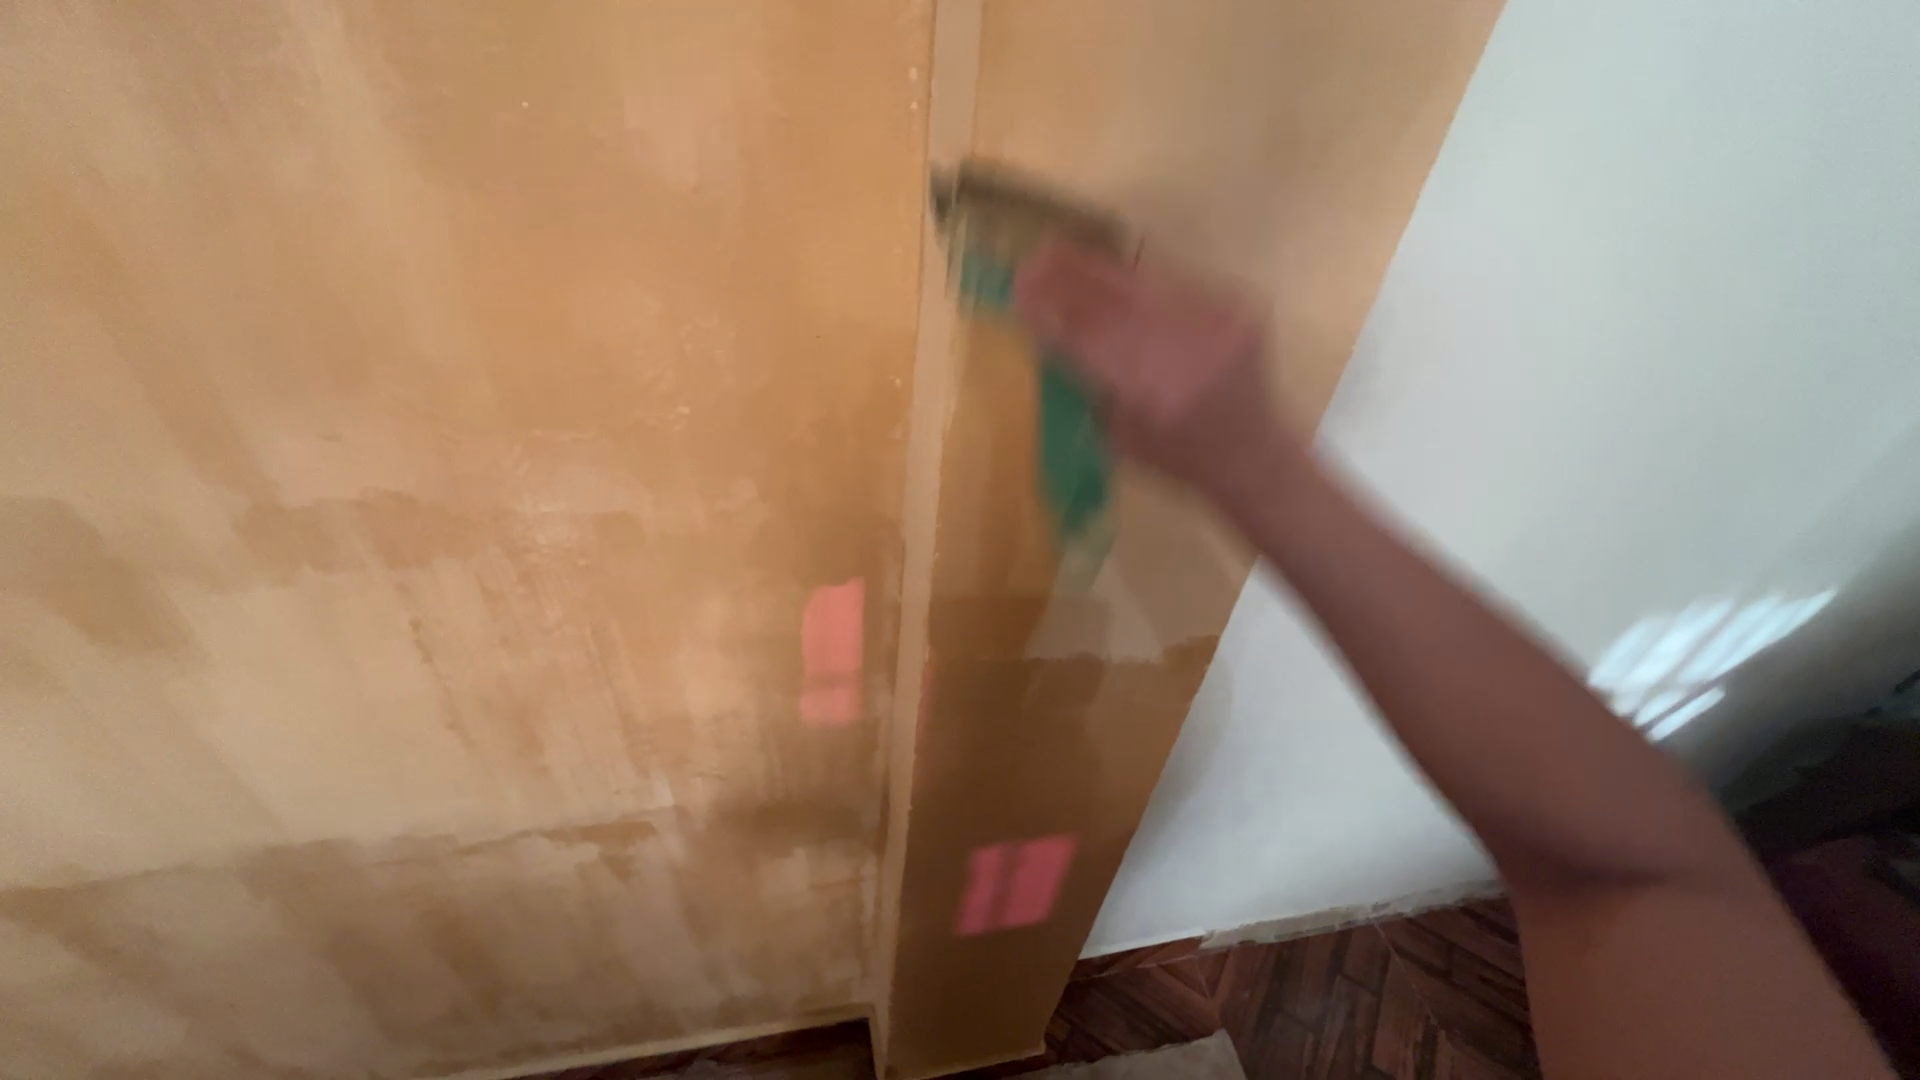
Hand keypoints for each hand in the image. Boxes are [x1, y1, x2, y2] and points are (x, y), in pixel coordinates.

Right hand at [1012, 239, 1300, 503]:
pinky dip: (1137, 277)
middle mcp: (1193, 353)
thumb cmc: (1177, 459)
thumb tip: (1047, 330)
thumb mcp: (1119, 435)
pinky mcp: (1238, 305)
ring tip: (1058, 251)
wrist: (1253, 453)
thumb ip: (1089, 383)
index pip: (1092, 343)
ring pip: (1146, 284)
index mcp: (1158, 397)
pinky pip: (1175, 282)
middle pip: (1118, 304)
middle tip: (1031, 257)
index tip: (1016, 292)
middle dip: (1068, 278)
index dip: (1052, 314)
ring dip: (1097, 268)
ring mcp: (1220, 323)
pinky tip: (1107, 269)